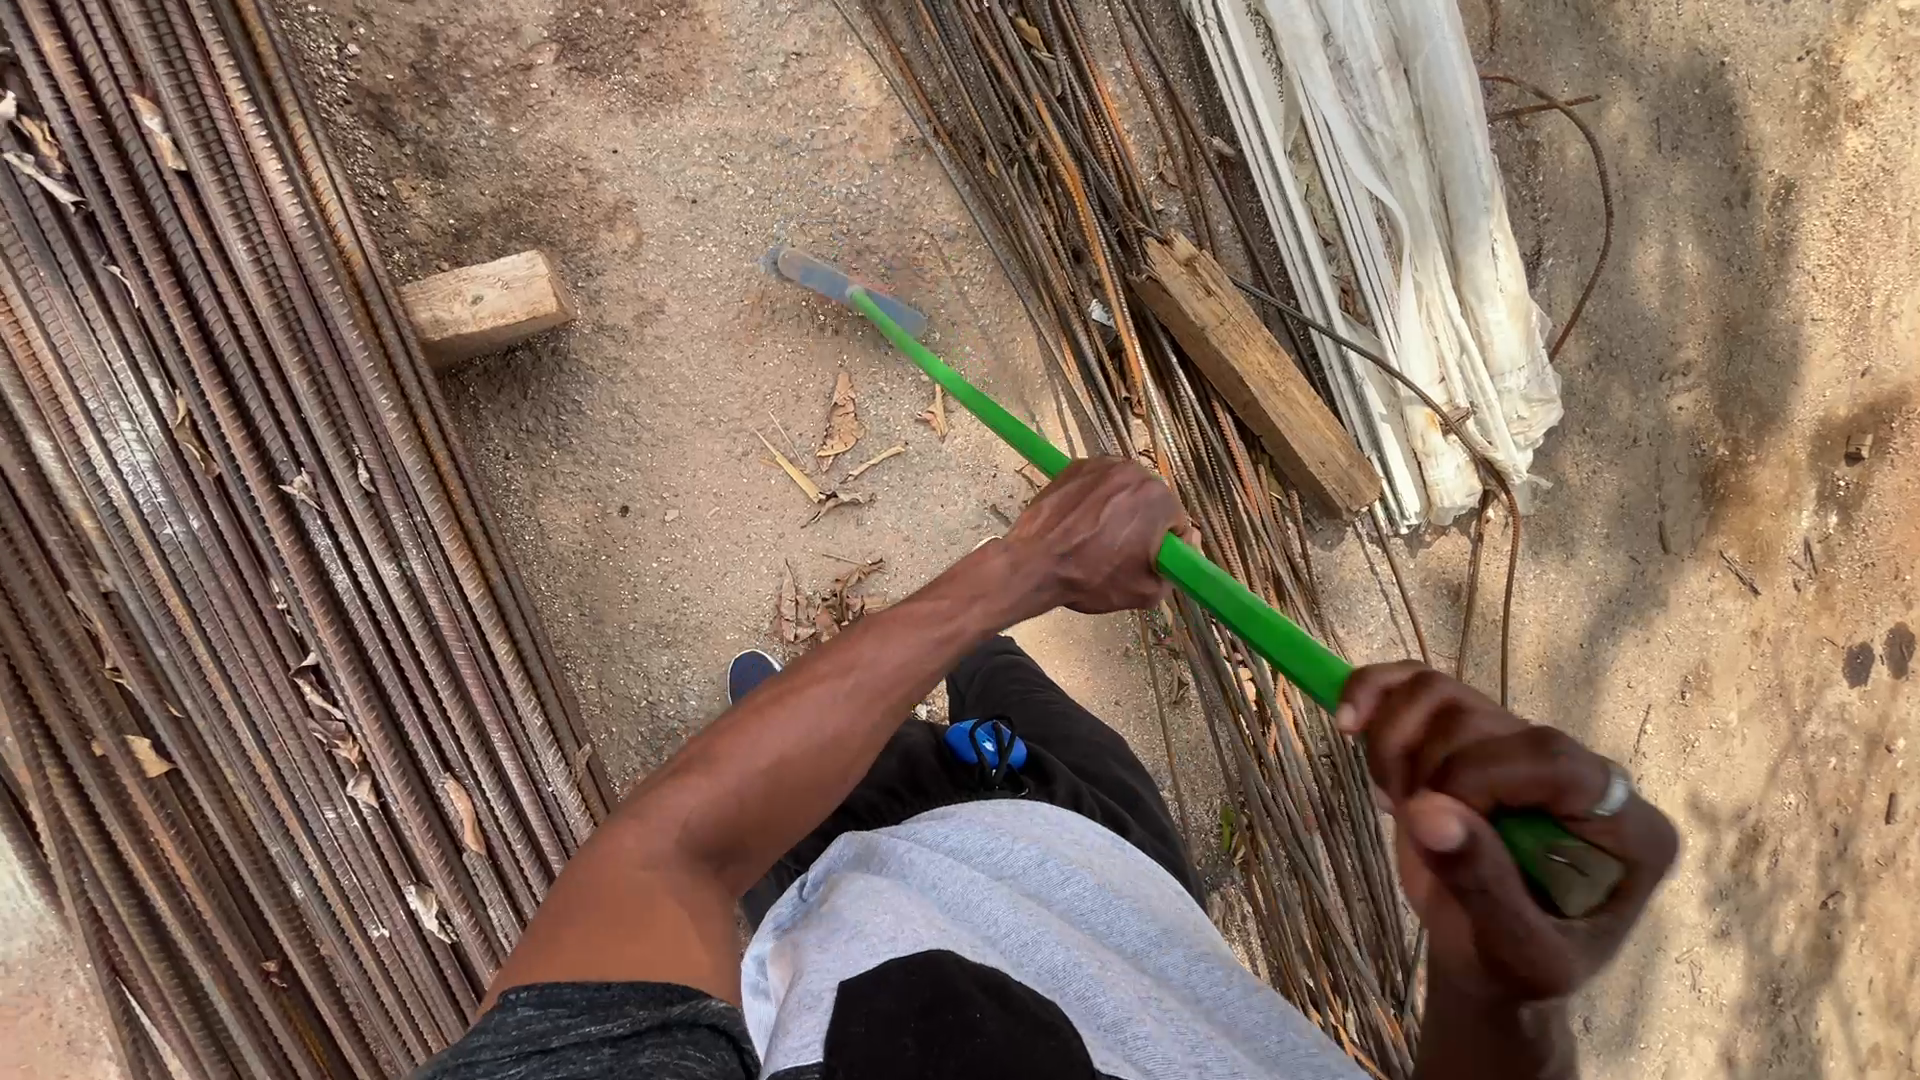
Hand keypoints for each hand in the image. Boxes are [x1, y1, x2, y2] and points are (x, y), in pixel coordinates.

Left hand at [1003, 457, 1190, 615]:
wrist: (1034, 563)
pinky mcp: (1075, 466)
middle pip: (1151, 501)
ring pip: (1125, 490)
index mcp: (1159, 499)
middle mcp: (1135, 472)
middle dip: (1144, 524)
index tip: (1151, 559)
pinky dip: (1096, 498)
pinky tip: (1082, 521)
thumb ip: (1176, 571)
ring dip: (1120, 508)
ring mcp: (1102, 465)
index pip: (1178, 523)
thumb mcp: (1146, 592)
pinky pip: (1098, 483)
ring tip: (1099, 536)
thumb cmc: (1091, 578)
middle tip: (1122, 550)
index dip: (1167, 545)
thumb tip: (1184, 549)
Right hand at [1338, 663, 1677, 1002]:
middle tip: (1407, 823)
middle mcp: (1578, 770)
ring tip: (1391, 796)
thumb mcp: (1516, 951)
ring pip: (1437, 694)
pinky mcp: (1466, 733)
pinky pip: (1414, 683)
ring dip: (1390, 741)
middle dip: (1422, 771)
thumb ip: (1483, 883)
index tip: (1437, 822)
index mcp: (1623, 826)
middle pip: (1479, 721)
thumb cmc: (1514, 964)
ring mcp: (1516, 744)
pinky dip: (1371, 691)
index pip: (1552, 758)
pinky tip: (1348, 720)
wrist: (1484, 953)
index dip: (1480, 777)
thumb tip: (1427, 812)